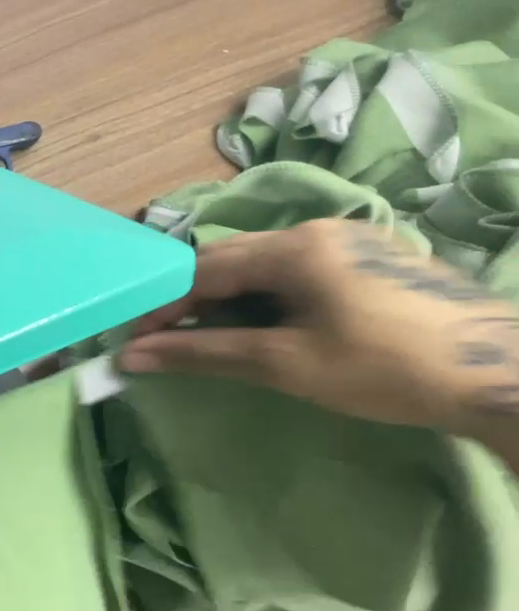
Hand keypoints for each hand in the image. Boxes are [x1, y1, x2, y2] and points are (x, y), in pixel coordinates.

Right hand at [119, 219, 518, 441]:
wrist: (509, 379)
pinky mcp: (373, 262)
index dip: (161, 307)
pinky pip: (294, 271)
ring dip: (224, 299)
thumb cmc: (386, 366)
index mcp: (295, 247)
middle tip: (166, 341)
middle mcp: (320, 231)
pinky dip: (261, 297)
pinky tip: (261, 326)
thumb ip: (200, 353)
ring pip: (260, 265)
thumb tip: (129, 357)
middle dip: (188, 300)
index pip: (201, 271)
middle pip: (228, 260)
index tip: (136, 342)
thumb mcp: (283, 363)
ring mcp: (352, 243)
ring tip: (209, 337)